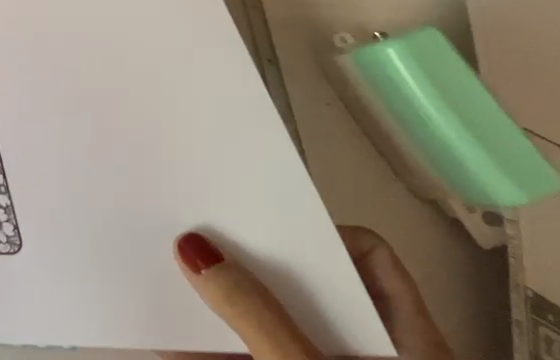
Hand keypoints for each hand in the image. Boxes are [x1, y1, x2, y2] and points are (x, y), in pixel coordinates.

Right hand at [164, 227, 454, 358]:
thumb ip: (257, 315)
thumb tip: (193, 247)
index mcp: (404, 344)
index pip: (362, 256)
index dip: (305, 228)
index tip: (239, 214)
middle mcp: (362, 354)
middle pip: (298, 286)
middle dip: (236, 263)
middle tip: (182, 236)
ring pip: (260, 325)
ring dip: (210, 308)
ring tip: (154, 277)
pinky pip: (234, 356)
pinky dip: (201, 351)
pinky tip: (161, 341)